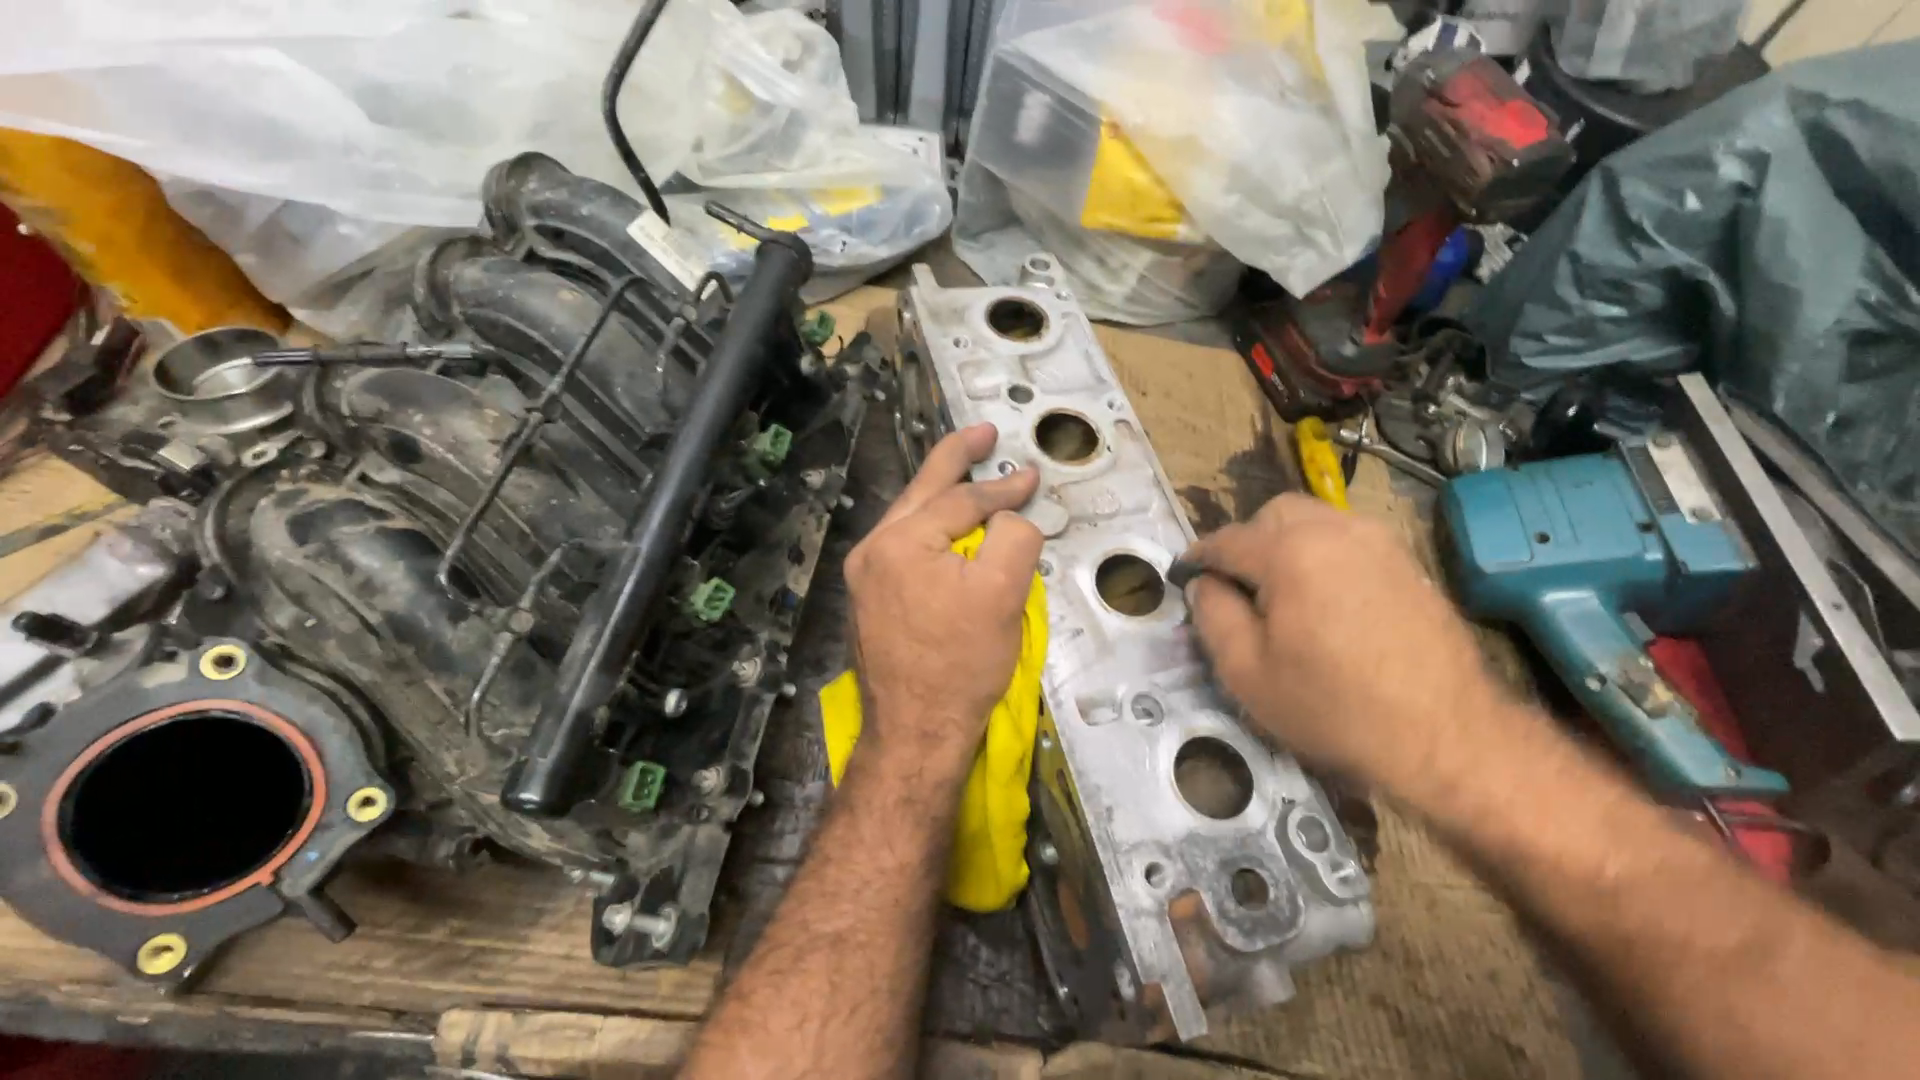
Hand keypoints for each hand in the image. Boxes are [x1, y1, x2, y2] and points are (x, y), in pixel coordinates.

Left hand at [845, 424, 1043, 788]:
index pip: (961, 501)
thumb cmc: (960, 665)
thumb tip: (1012, 515)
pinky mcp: (869, 602)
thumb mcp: (1003, 594)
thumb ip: (1014, 537)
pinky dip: (930, 529)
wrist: (915, 732)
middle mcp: (873, 551)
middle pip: (922, 493)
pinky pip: (903, 547)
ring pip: (908, 519)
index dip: (1003, 488)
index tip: (1033, 476)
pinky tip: (945, 527)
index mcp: (900, 542)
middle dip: (955, 460)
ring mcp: (865, 578)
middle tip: (982, 433)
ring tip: (966, 471)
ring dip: (940, 494)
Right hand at [1181, 494, 1530, 804]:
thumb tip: (1204, 583)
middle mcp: (1335, 530)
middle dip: (1246, 542)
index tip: (1182, 577)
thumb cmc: (1333, 708)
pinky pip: (1348, 541)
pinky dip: (1323, 555)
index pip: (1226, 539)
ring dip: (1286, 544)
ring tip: (1282, 595)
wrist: (1445, 735)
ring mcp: (1378, 542)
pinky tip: (1325, 603)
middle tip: (1238, 589)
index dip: (1198, 558)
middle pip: (1273, 514)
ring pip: (1315, 520)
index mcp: (1289, 552)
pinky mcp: (1407, 563)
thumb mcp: (1247, 673)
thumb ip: (1213, 615)